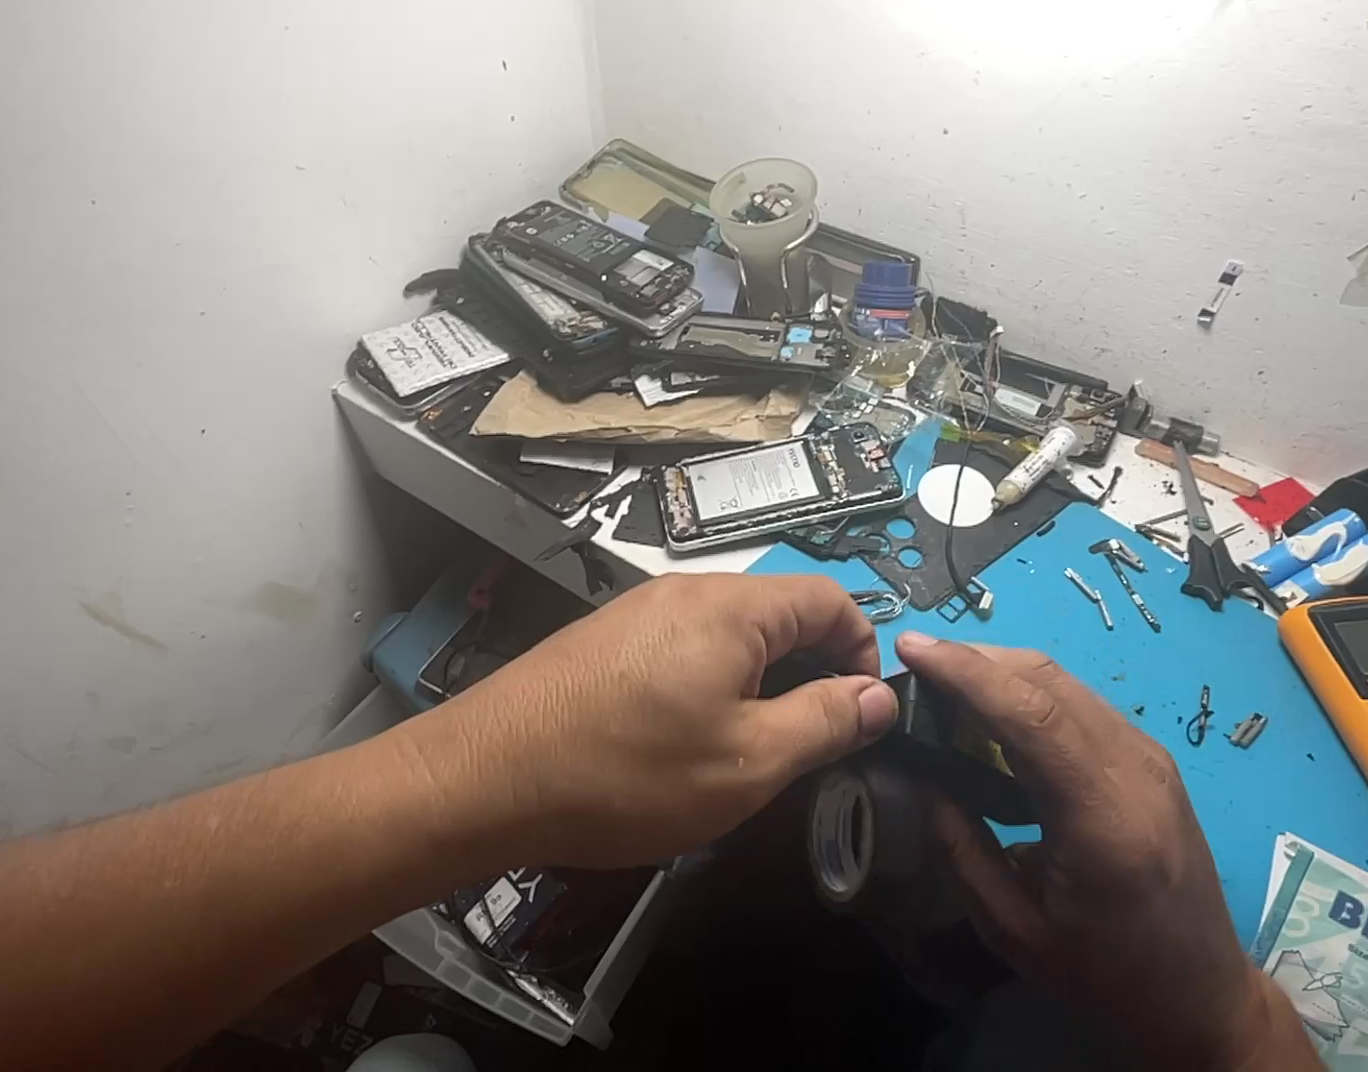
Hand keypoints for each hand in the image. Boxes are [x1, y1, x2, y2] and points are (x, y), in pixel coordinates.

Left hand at [407, 575, 898, 869]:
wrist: (486, 777)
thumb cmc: (628, 773)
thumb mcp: (748, 761)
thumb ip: (827, 721)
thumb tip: (880, 695)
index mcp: (734, 607)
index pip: (832, 599)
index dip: (863, 652)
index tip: (858, 713)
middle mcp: (688, 590)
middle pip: (781, 613)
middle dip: (810, 672)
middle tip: (802, 742)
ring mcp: (642, 609)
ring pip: (732, 634)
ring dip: (759, 682)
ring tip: (743, 746)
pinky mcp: (609, 638)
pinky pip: (685, 646)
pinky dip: (710, 683)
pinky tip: (683, 736)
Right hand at [896, 633, 1316, 1070]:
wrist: (1199, 993)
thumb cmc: (1102, 971)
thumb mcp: (1010, 927)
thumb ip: (958, 846)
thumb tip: (924, 774)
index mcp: (1104, 817)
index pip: (1031, 714)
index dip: (966, 672)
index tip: (911, 649)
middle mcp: (1136, 769)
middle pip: (1046, 680)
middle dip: (973, 658)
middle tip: (915, 661)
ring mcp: (1148, 754)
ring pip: (1062, 679)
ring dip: (996, 668)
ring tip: (940, 677)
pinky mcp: (1146, 754)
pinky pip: (1075, 698)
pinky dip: (1022, 688)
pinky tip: (989, 704)